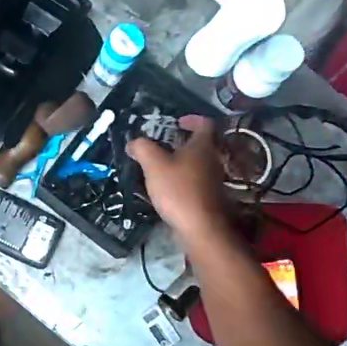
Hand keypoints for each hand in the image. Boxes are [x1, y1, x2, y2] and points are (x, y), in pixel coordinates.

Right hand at [126, 116, 235, 246]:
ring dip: (182, 161)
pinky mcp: (209, 197)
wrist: (200, 227)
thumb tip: (133, 142)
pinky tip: (167, 187)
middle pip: (202, 144)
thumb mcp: (154, 165)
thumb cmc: (178, 190)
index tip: (177, 121)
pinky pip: (196, 180)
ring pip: (198, 163)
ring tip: (161, 165)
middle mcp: (213, 160)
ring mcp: (213, 180)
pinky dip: (183, 178)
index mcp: (203, 146)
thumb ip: (142, 148)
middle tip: (164, 143)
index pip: (204, 123)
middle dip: (183, 141)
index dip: (192, 118)